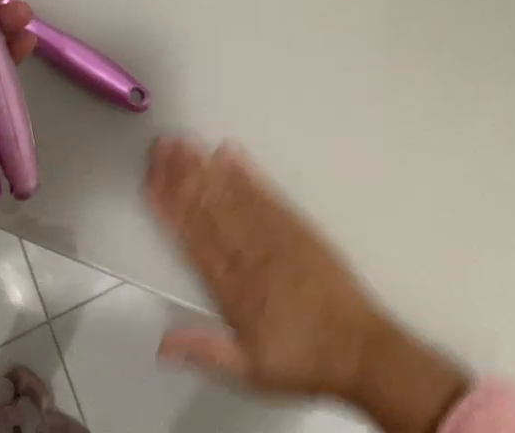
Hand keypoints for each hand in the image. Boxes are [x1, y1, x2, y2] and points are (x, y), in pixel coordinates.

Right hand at [145, 138, 468, 432]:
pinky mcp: (300, 228)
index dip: (171, 208)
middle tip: (162, 146)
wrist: (362, 351)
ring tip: (187, 143)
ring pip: (235, 196)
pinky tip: (232, 155)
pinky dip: (249, 173)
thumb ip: (205, 350)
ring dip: (208, 168)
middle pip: (211, 208)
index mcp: (235, 288)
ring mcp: (277, 236)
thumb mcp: (250, 371)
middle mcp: (253, 255)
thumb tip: (162, 345)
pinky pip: (268, 195)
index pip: (195, 239)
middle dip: (183, 176)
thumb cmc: (303, 361)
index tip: (151, 182)